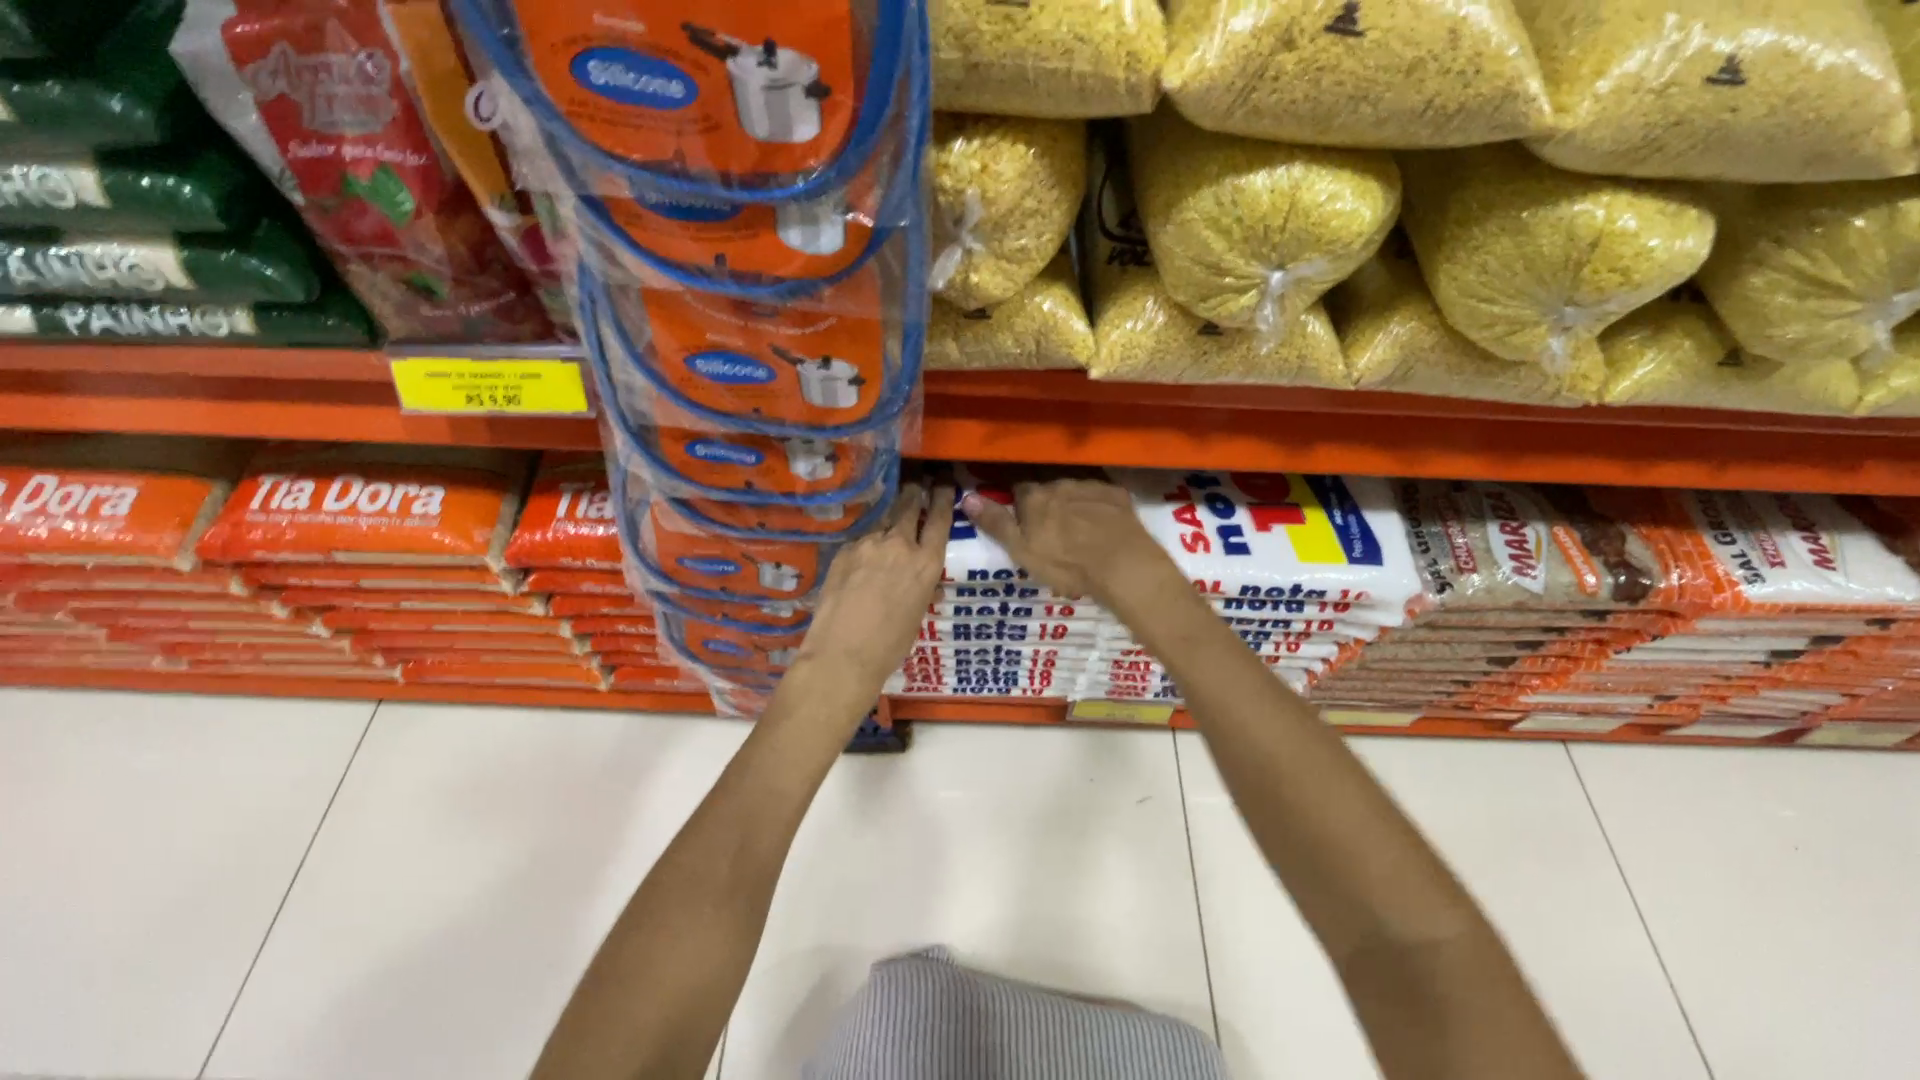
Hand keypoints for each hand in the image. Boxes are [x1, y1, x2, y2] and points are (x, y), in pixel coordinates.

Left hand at [793, 482, 953, 697]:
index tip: (944, 482)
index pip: (940, 519)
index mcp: (926, 563)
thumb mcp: (917, 615)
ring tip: (886, 530)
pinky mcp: (843, 551)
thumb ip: (922, 589)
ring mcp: (868, 545)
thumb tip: (927, 585)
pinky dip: (864, 548)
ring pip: (882, 524)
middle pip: (908, 506)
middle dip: (913, 494)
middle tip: (915, 486)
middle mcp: (900, 545)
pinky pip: (859, 543)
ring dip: (887, 525)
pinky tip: (859, 565)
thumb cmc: (889, 645)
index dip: (943, 497)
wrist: (843, 653)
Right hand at [961, 479, 1175, 605]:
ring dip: (1071, 500)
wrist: (1121, 564)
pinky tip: (1101, 521)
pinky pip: (1100, 494)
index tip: (1014, 505)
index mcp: (1033, 496)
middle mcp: (1060, 482)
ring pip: (1073, 488)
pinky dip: (1097, 504)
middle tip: (1048, 521)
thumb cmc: (1065, 562)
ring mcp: (1090, 486)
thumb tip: (966, 497)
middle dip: (1045, 498)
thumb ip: (995, 522)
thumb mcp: (1021, 549)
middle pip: (1046, 485)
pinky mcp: (1116, 494)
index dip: (1013, 495)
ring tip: (1076, 523)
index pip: (1016, 486)